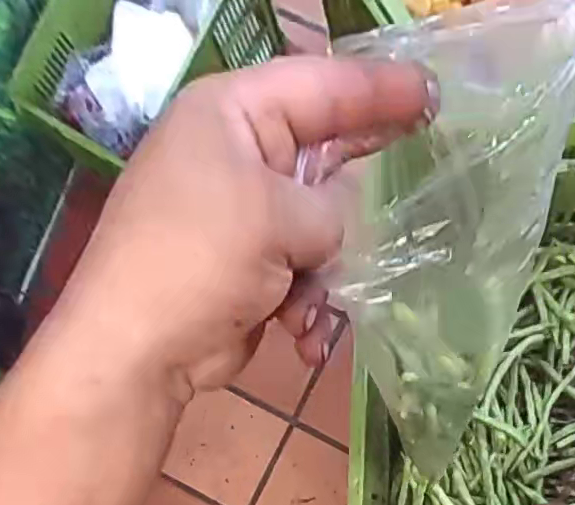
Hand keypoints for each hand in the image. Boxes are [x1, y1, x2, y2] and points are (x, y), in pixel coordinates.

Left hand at [40, 57, 434, 400]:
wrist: (143, 347)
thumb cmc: (200, 259)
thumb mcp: (275, 218)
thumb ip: (329, 211)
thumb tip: (333, 231)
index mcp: (233, 117)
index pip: (319, 87)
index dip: (379, 90)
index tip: (430, 94)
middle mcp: (238, 162)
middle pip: (321, 162)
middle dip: (358, 189)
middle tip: (420, 172)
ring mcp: (243, 221)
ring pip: (318, 236)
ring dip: (322, 280)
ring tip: (305, 311)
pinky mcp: (248, 273)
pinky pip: (300, 280)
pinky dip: (304, 311)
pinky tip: (299, 340)